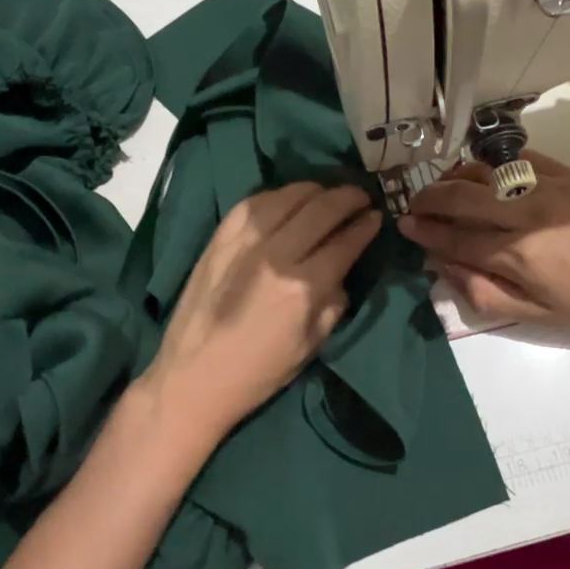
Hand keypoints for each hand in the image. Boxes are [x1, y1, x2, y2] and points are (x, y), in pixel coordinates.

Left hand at [138, 183, 379, 444]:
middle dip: (348, 198)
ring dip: (316, 190)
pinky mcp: (219, 239)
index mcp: (302, 289)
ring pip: (289, 197)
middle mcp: (275, 256)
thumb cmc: (258, 372)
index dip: (366, 226)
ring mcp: (244, 243)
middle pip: (321, 210)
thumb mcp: (311, 346)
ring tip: (328, 193)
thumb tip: (343, 271)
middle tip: (361, 197)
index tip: (377, 216)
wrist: (192, 378)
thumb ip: (333, 303)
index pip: (345, 242)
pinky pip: (254, 202)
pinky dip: (278, 195)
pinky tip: (289, 199)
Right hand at [398, 152, 569, 331]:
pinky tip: (483, 171)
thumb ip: (483, 294)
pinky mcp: (567, 173)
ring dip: (455, 176)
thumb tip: (445, 267)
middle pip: (460, 197)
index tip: (405, 225)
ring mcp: (546, 187)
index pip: (454, 238)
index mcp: (515, 255)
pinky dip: (492, 162)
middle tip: (415, 204)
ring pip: (484, 171)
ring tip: (444, 186)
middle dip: (429, 199)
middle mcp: (524, 215)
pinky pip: (518, 157)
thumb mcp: (534, 316)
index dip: (424, 232)